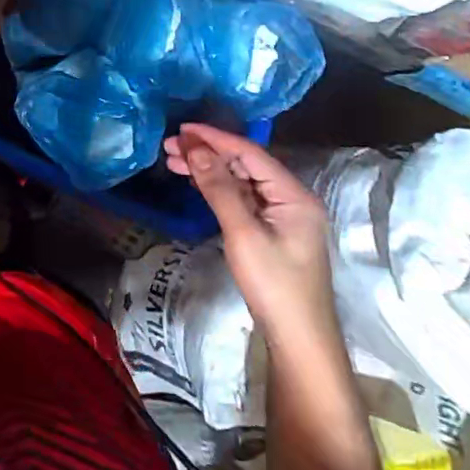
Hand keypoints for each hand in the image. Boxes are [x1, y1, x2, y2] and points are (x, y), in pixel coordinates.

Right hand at [167, 124, 338, 350]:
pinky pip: (243, 198)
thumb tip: (197, 149)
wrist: (299, 340)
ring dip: (210, 169)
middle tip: (170, 147)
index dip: (215, 138)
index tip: (183, 129)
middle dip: (208, 152)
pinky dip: (218, 188)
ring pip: (242, 181)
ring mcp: (282, 216)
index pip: (250, 153)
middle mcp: (291, 198)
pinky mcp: (273, 231)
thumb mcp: (243, 233)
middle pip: (246, 164)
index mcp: (294, 193)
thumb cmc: (274, 284)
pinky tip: (197, 183)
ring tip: (174, 162)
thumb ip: (220, 187)